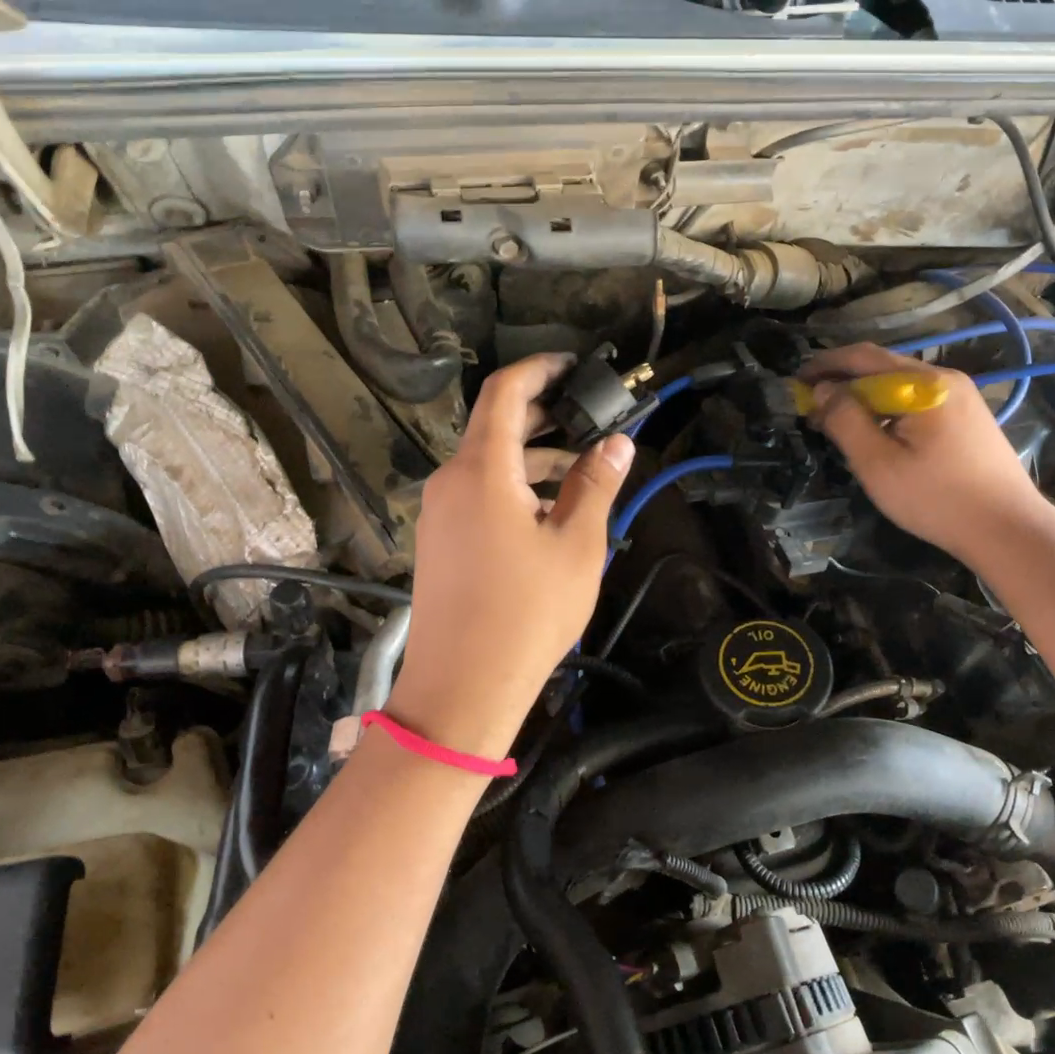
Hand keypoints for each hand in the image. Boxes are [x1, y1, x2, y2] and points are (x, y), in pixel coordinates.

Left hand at [385, 354, 633, 759]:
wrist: (461, 688)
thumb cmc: (527, 612)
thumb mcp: (577, 546)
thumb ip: (597, 485)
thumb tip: (617, 442)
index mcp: (482, 469)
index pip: (505, 392)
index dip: (540, 369)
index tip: (573, 365)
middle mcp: (449, 481)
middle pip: (495, 427)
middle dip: (544, 417)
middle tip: (590, 419)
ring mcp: (437, 514)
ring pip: (487, 466)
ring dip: (532, 460)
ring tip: (582, 473)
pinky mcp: (437, 542)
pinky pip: (476, 496)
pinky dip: (512, 489)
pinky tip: (547, 515)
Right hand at [801, 343, 1045, 559]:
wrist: (1007, 528)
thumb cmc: (936, 498)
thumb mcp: (878, 463)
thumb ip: (846, 421)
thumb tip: (823, 391)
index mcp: (923, 384)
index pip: (863, 357)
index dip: (825, 366)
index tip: (796, 382)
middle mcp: (945, 379)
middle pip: (883, 368)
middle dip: (843, 381)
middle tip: (811, 405)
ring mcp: (961, 398)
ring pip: (900, 386)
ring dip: (865, 397)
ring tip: (838, 422)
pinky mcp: (968, 419)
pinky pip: (917, 402)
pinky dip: (888, 409)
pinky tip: (876, 432)